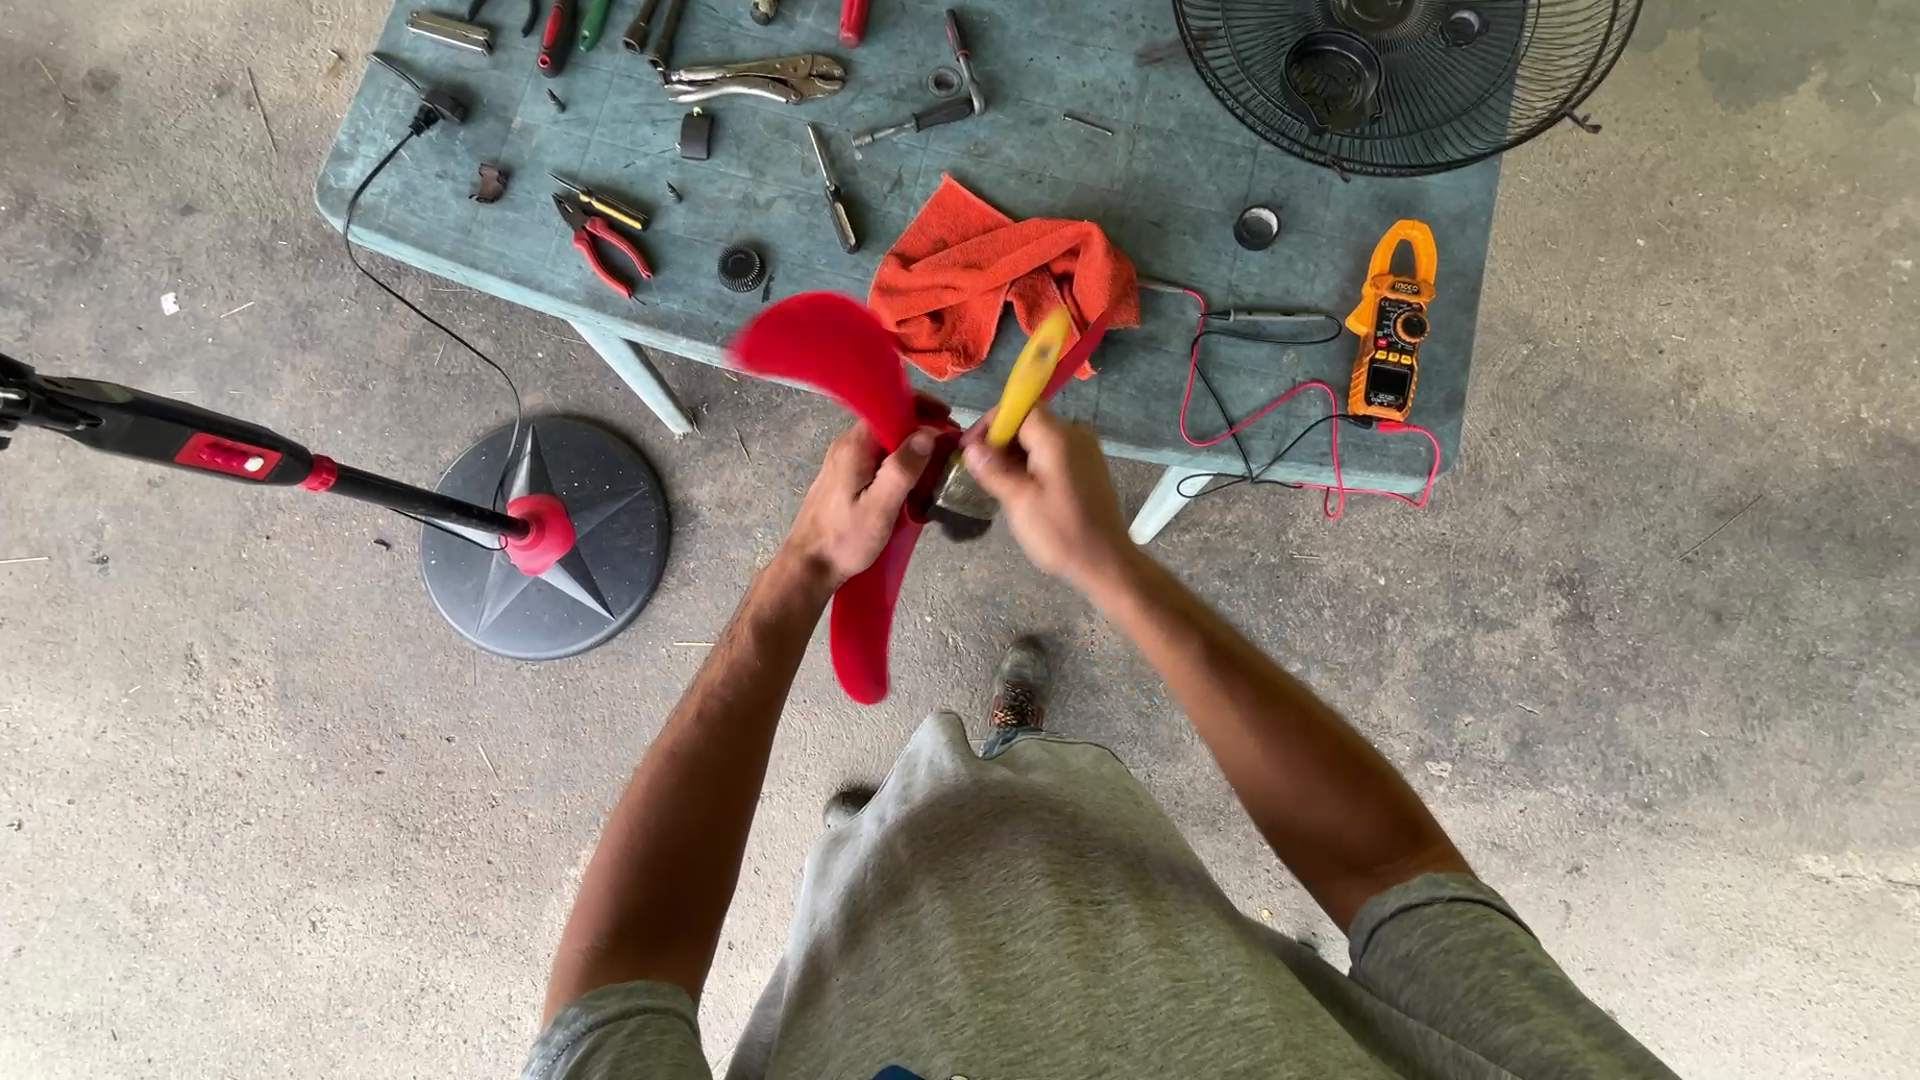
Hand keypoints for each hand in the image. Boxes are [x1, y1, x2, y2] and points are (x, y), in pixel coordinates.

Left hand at [784, 421, 937, 588]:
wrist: (810, 565)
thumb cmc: (845, 539)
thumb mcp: (880, 507)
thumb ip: (903, 469)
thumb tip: (928, 433)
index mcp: (856, 445)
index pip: (892, 406)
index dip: (924, 410)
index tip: (950, 424)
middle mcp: (848, 445)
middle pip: (890, 422)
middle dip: (923, 430)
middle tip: (949, 449)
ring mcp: (845, 461)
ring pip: (886, 442)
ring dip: (913, 449)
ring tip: (937, 468)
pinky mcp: (846, 477)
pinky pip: (878, 459)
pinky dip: (900, 464)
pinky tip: (914, 483)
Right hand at [962, 406, 1135, 590]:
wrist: (1105, 562)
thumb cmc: (1060, 532)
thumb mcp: (1019, 501)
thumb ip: (993, 469)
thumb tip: (971, 448)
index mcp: (1058, 437)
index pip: (1020, 408)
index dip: (991, 423)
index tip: (970, 448)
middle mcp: (1075, 435)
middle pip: (1030, 422)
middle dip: (1001, 440)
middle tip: (979, 469)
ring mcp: (1085, 451)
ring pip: (1041, 439)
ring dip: (1015, 454)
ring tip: (996, 482)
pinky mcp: (1089, 467)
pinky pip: (1054, 453)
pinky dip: (1033, 463)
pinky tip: (1021, 487)